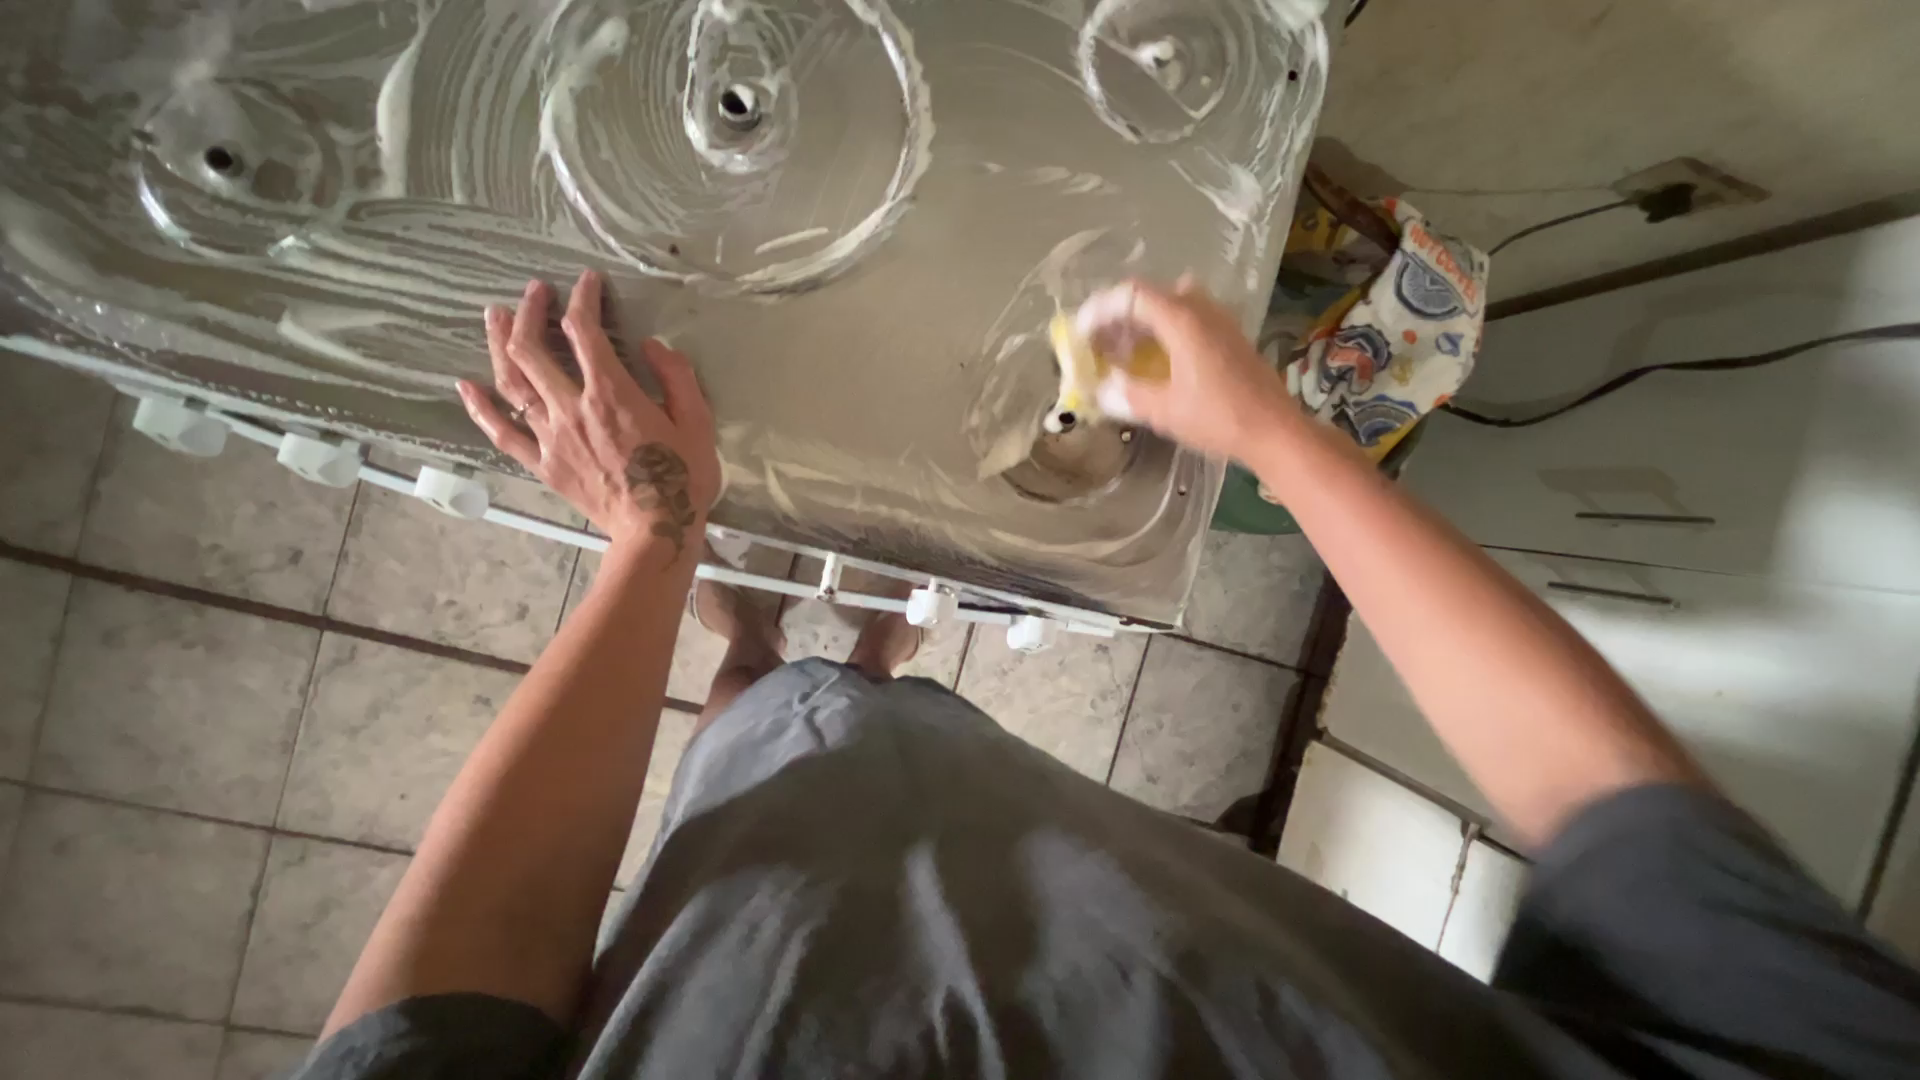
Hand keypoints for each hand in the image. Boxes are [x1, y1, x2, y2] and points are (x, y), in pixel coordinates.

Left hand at [457, 271, 719, 558]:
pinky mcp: (542, 462)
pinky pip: (501, 432)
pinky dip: (480, 407)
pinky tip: (466, 386)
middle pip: (532, 348)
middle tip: (536, 291)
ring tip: (494, 316)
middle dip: (530, 310)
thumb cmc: (684, 478)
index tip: (587, 282)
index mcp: (611, 393)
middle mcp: (571, 407)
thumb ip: (676, 377)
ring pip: (510, 380)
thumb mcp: (698, 422)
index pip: (584, 331)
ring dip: (498, 342)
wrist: (655, 532)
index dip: (583, 299)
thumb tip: (652, 346)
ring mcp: (550, 436)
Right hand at [1079, 278, 1297, 463]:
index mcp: (1182, 320)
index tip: (1082, 334)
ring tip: (1125, 352)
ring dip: (1143, 323)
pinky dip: (1165, 330)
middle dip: (1119, 317)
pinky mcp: (1230, 336)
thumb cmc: (1218, 418)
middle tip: (1100, 345)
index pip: (1131, 296)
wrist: (1274, 430)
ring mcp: (1220, 320)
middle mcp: (1202, 309)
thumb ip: (1127, 395)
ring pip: (1171, 305)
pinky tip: (1157, 361)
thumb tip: (1101, 391)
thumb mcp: (1164, 410)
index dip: (1100, 311)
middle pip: (1150, 296)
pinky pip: (1189, 318)